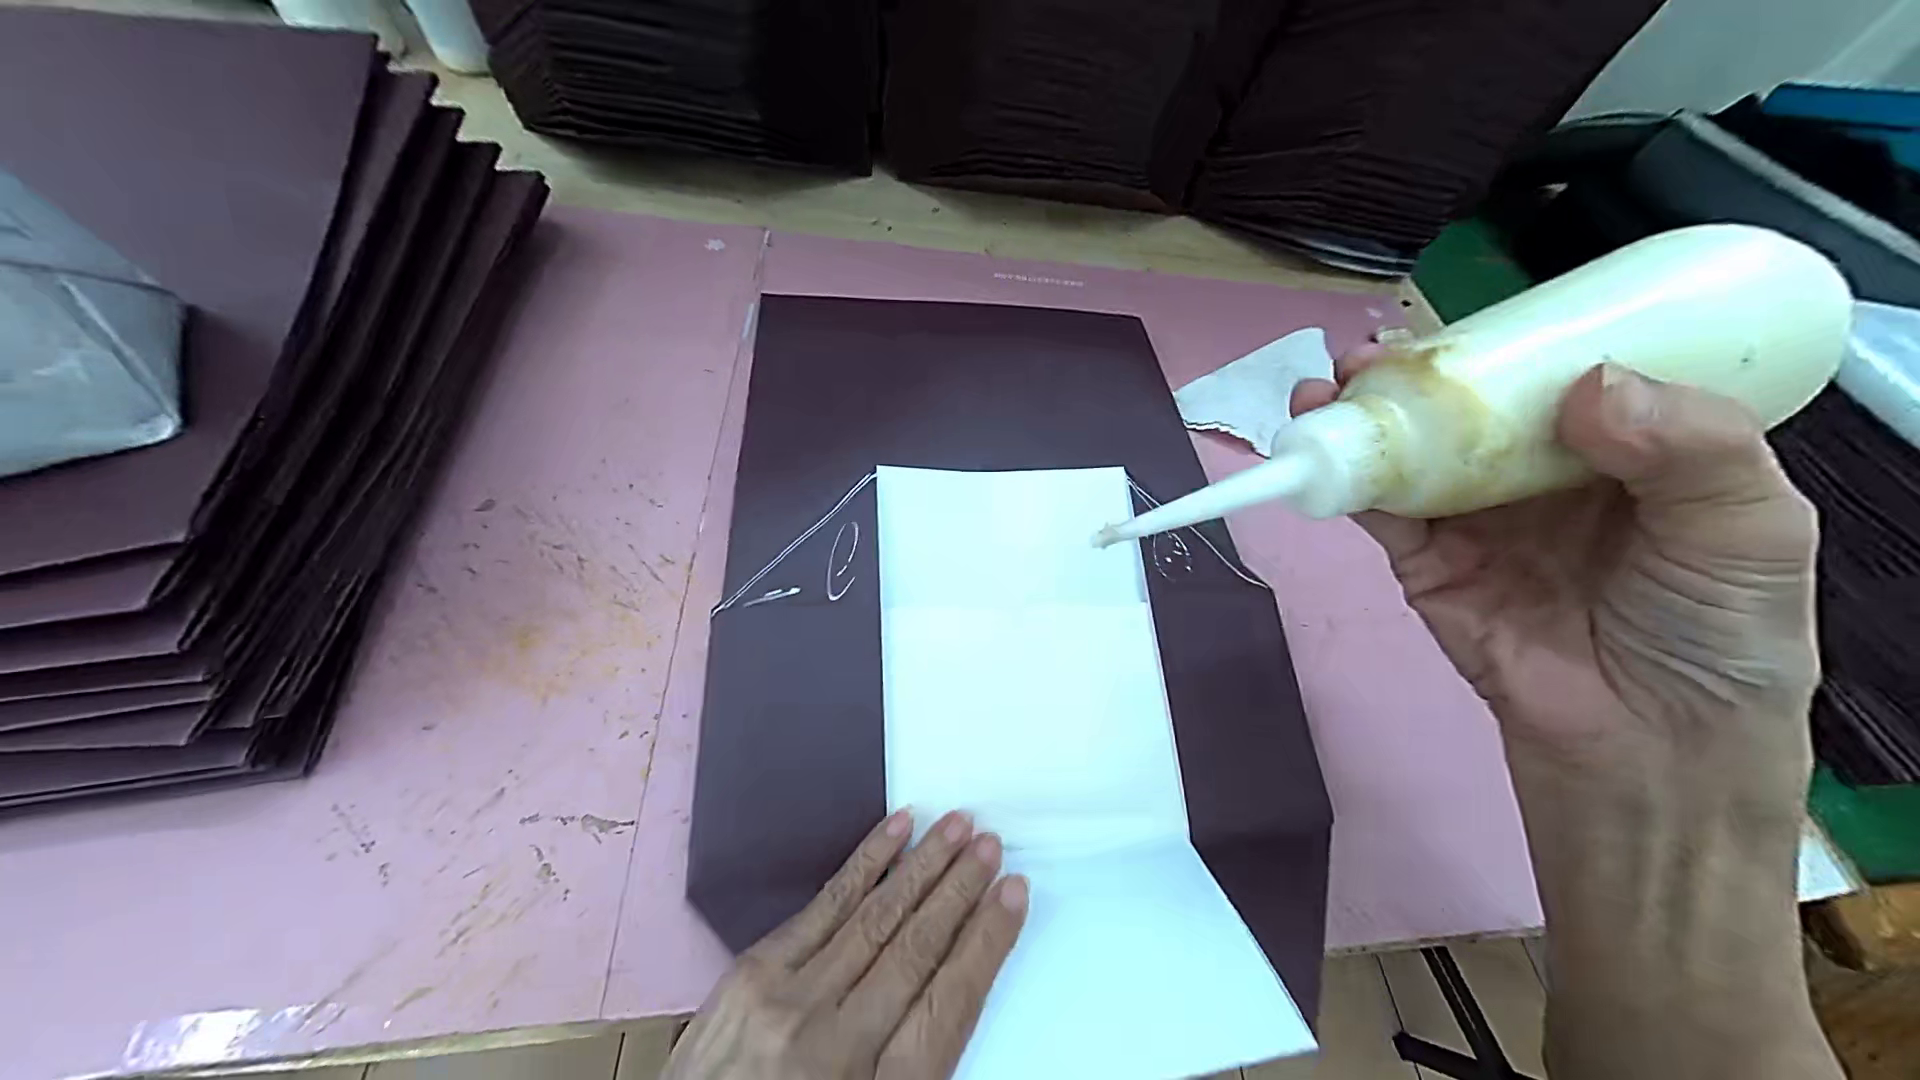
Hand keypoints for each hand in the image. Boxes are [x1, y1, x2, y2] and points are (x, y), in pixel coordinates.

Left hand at [665, 810, 1026, 1079]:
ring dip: (924, 864)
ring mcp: (791, 999)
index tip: (1013, 892)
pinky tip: (897, 830)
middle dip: (961, 889)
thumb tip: (960, 972)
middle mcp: (838, 1043)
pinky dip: (868, 861)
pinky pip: (826, 902)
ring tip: (957, 826)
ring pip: (878, 915)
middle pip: (917, 947)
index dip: (987, 940)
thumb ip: (915, 1059)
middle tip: (990, 844)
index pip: (950, 1002)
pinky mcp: (756, 970)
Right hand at [1290, 348, 1818, 820]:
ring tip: (1325, 391)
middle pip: (1457, 414)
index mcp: (1612, 452)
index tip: (1460, 325)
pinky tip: (1326, 454)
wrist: (1641, 741)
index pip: (1544, 383)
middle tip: (1367, 356)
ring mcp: (1466, 520)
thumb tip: (1588, 383)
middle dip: (1406, 380)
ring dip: (1359, 422)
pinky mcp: (1420, 561)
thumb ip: (1694, 450)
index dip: (1499, 347)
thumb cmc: (1713, 633)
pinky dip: (1349, 483)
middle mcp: (1527, 478)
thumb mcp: (1751, 532)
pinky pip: (1380, 513)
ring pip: (1405, 456)